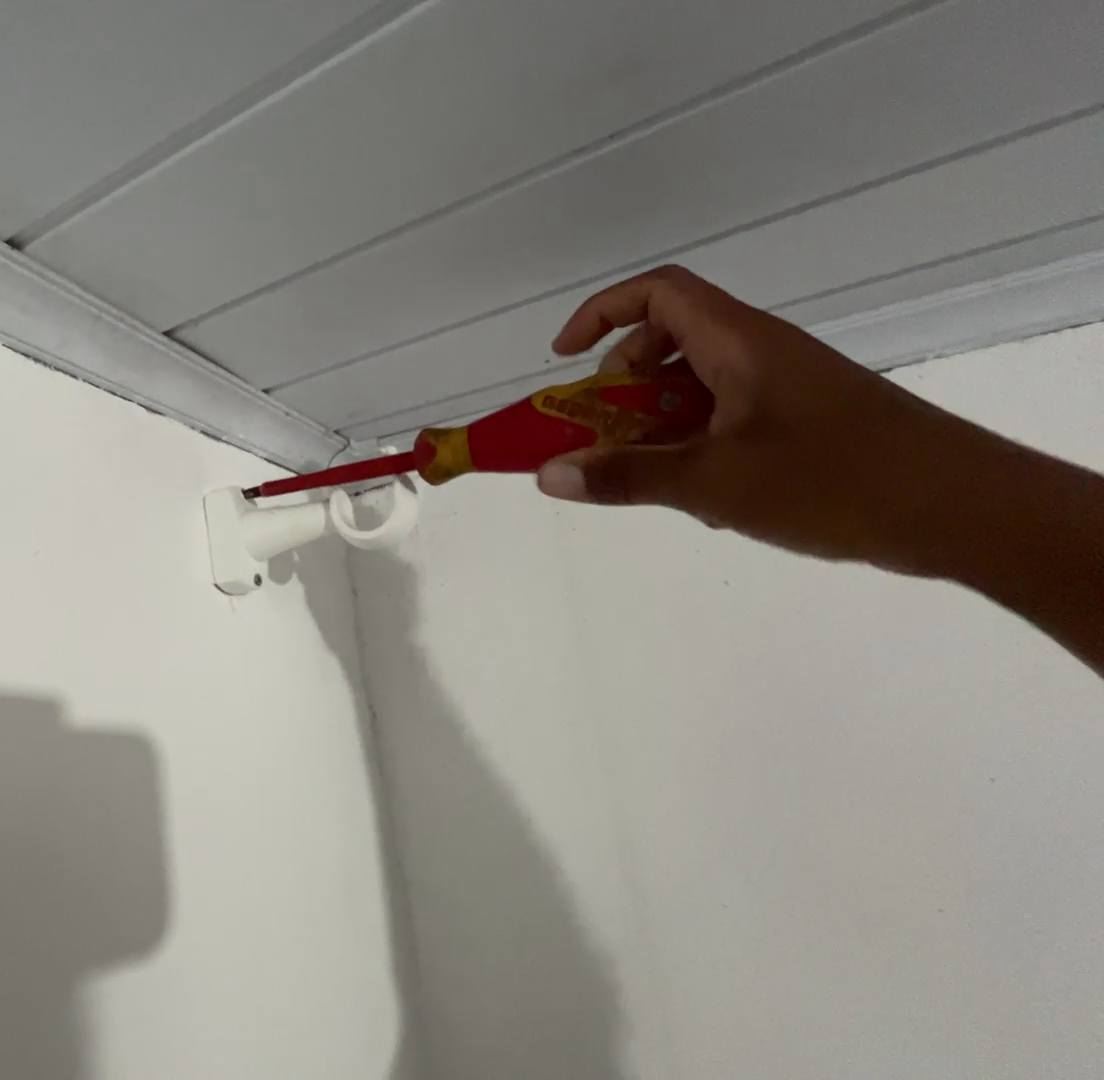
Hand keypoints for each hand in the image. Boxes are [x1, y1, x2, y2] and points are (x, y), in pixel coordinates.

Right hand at [534, 265, 1008, 576]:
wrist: (971, 514)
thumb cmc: (837, 481)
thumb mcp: (714, 483)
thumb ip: (625, 477)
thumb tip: (546, 475)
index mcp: (738, 345)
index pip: (657, 294)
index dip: (600, 315)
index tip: (563, 360)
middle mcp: (758, 355)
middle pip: (666, 342)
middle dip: (617, 385)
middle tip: (599, 434)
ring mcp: (781, 389)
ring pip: (692, 388)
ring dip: (652, 425)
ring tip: (647, 477)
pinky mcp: (800, 423)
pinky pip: (722, 420)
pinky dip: (691, 448)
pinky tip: (700, 499)